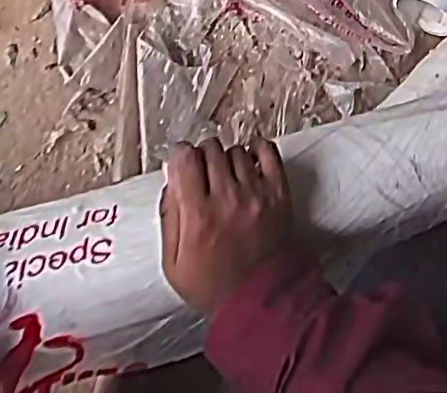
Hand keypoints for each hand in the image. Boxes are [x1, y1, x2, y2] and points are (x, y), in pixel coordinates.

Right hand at [160, 138, 293, 313]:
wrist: (259, 298)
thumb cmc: (212, 284)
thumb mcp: (174, 264)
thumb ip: (168, 218)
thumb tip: (171, 180)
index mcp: (198, 217)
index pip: (186, 160)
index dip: (180, 155)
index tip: (181, 161)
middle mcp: (227, 198)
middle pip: (211, 149)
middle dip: (202, 155)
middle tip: (203, 170)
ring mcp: (256, 192)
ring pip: (236, 150)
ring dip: (227, 158)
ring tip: (226, 175)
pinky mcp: (278, 190)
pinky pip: (267, 150)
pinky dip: (256, 148)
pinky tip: (249, 159)